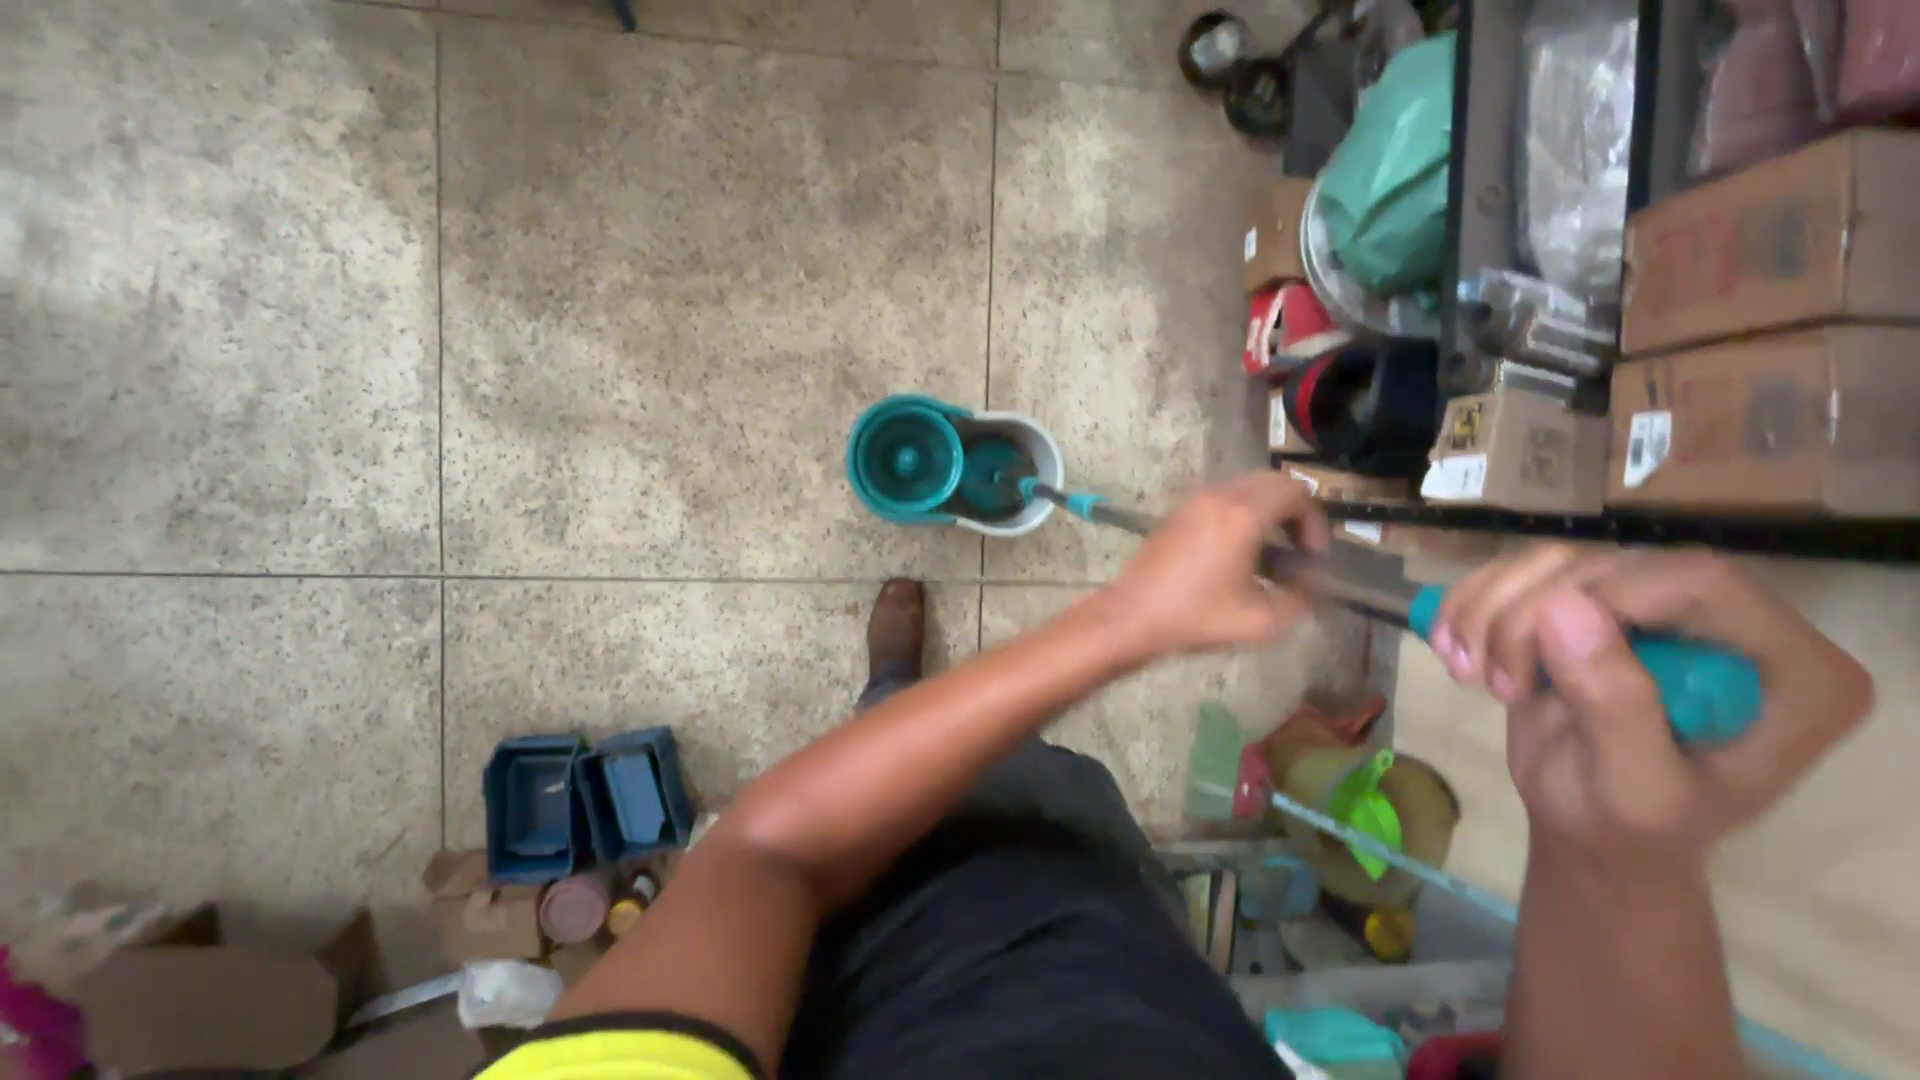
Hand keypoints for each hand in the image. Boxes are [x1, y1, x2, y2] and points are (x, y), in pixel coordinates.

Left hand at [1094, 472, 1328, 659]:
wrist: (1133, 615)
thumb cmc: (1196, 617)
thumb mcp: (1260, 621)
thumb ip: (1299, 599)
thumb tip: (1311, 586)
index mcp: (1243, 515)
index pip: (1296, 492)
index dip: (1315, 521)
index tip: (1312, 556)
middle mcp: (1219, 496)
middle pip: (1273, 482)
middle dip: (1295, 512)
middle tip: (1298, 549)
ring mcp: (1194, 501)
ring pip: (1246, 488)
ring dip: (1267, 512)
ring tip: (1270, 554)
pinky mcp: (1178, 512)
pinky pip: (1221, 499)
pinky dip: (1240, 514)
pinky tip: (1238, 554)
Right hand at [1429, 546, 1872, 855]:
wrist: (1592, 829)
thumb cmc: (1631, 827)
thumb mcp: (1636, 789)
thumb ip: (1617, 705)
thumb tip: (1563, 609)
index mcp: (1788, 668)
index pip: (1695, 582)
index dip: (1601, 599)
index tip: (1532, 661)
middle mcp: (1729, 621)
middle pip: (1609, 565)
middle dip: (1524, 616)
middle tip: (1485, 681)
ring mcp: (1654, 607)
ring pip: (1554, 562)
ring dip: (1488, 612)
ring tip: (1465, 672)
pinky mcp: (1592, 605)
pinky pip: (1522, 573)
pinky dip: (1471, 604)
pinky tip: (1450, 648)